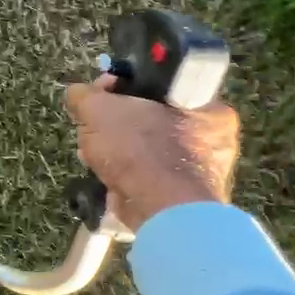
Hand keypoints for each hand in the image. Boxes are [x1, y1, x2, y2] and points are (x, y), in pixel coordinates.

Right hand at [65, 73, 240, 229]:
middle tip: (94, 128)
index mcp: (208, 107)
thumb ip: (83, 93)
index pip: (157, 86)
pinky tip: (107, 173)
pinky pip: (147, 169)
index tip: (101, 95)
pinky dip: (124, 170)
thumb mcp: (97, 107)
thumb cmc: (138, 149)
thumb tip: (80, 94)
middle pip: (145, 115)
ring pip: (142, 143)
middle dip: (112, 122)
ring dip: (113, 147)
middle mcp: (215, 136)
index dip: (122, 87)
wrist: (160, 208)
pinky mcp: (186, 190)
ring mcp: (203, 166)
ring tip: (96, 155)